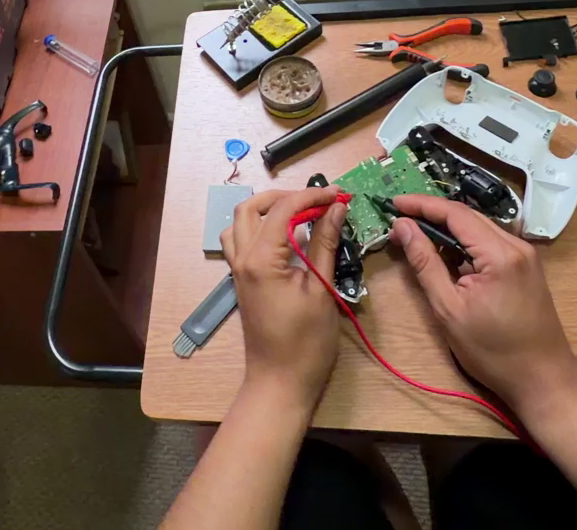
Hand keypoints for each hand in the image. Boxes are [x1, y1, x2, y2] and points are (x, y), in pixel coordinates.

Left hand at [220, 185, 347, 411]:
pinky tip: (283, 237)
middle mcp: (242, 257)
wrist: (279, 383)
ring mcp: (238, 268)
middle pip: (252, 206)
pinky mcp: (241, 279)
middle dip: (284, 196)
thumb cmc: (306, 343)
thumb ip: (325, 243)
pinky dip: (257, 227)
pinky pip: (239, 240)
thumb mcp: (321, 290)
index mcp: (261, 258)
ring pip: (240, 221)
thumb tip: (336, 208)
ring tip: (298, 212)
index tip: (339, 194)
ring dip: (265, 209)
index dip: (312, 195)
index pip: (283, 209)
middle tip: (317, 201)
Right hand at [389, 194, 576, 413]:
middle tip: (400, 220)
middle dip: (431, 213)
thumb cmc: (494, 352)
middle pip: (468, 215)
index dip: (422, 204)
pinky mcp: (525, 266)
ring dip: (447, 227)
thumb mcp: (449, 309)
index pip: (455, 213)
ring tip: (416, 233)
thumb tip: (402, 226)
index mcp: (500, 254)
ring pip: (478, 227)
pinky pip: (489, 241)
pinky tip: (445, 251)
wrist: (545, 382)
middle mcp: (516, 245)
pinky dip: (464, 241)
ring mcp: (524, 255)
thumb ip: (425, 262)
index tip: (393, 203)